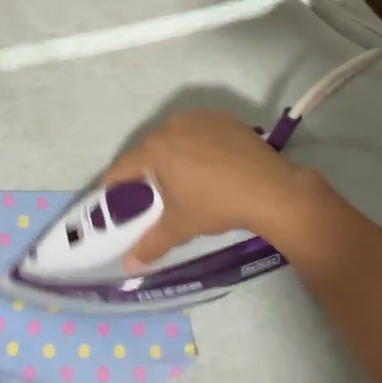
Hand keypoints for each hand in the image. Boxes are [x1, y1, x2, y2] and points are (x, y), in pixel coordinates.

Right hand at [99, 110, 318, 272]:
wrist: (270, 188)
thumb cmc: (216, 205)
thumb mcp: (181, 226)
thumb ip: (151, 243)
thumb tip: (129, 265)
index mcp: (154, 149)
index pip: (122, 168)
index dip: (113, 187)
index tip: (112, 202)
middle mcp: (171, 126)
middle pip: (148, 150)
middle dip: (145, 171)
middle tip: (151, 196)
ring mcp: (198, 117)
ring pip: (174, 137)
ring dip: (171, 156)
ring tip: (183, 180)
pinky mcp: (222, 117)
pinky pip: (199, 131)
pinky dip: (197, 146)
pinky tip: (210, 165)